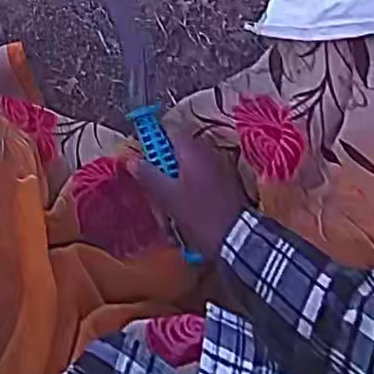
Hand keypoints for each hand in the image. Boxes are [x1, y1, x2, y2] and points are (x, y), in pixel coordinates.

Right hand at [130, 122, 248, 261]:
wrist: (241, 243)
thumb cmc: (200, 214)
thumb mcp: (167, 196)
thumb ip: (148, 174)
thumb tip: (132, 159)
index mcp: (192, 150)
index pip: (167, 130)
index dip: (152, 140)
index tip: (143, 156)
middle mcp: (207, 153)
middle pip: (175, 151)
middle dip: (162, 169)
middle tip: (153, 190)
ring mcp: (219, 169)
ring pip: (186, 169)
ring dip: (174, 185)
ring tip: (169, 210)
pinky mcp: (226, 185)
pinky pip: (199, 181)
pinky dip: (189, 192)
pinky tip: (184, 215)